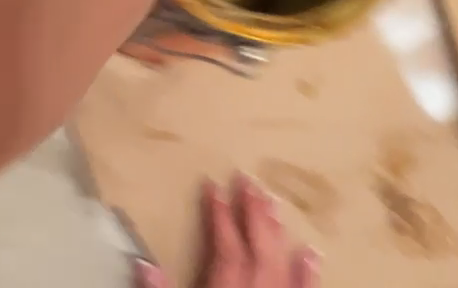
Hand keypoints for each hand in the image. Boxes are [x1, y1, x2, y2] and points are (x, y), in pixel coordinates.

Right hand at [135, 178, 320, 287]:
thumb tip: (144, 262)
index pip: (226, 251)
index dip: (219, 216)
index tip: (212, 184)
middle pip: (259, 254)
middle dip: (253, 215)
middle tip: (249, 179)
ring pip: (284, 273)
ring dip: (279, 236)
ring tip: (276, 203)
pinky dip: (309, 278)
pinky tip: (312, 257)